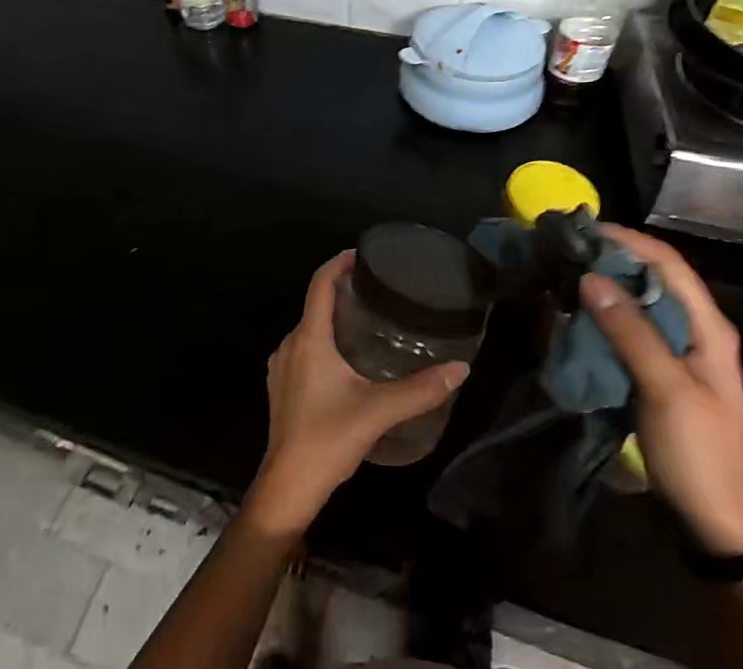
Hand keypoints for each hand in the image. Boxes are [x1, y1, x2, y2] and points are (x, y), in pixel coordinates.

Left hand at [247, 250, 469, 533]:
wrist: (288, 487)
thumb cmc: (328, 440)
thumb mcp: (379, 411)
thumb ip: (421, 389)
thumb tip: (461, 368)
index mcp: (309, 340)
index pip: (320, 285)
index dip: (338, 263)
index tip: (362, 255)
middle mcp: (290, 345)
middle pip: (315, 304)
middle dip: (344, 292)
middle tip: (380, 292)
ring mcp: (282, 367)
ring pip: (310, 329)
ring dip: (334, 318)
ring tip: (370, 320)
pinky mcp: (282, 387)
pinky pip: (304, 349)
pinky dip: (326, 341)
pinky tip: (350, 359)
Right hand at [581, 224, 742, 554]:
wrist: (714, 518)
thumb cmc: (696, 451)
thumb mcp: (664, 388)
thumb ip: (631, 331)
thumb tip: (591, 277)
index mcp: (707, 326)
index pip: (668, 264)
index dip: (629, 241)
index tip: (584, 231)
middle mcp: (693, 329)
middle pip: (652, 279)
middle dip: (611, 260)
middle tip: (566, 253)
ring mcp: (675, 351)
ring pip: (637, 304)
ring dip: (604, 288)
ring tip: (564, 278)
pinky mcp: (656, 372)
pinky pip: (627, 331)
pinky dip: (602, 318)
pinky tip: (575, 317)